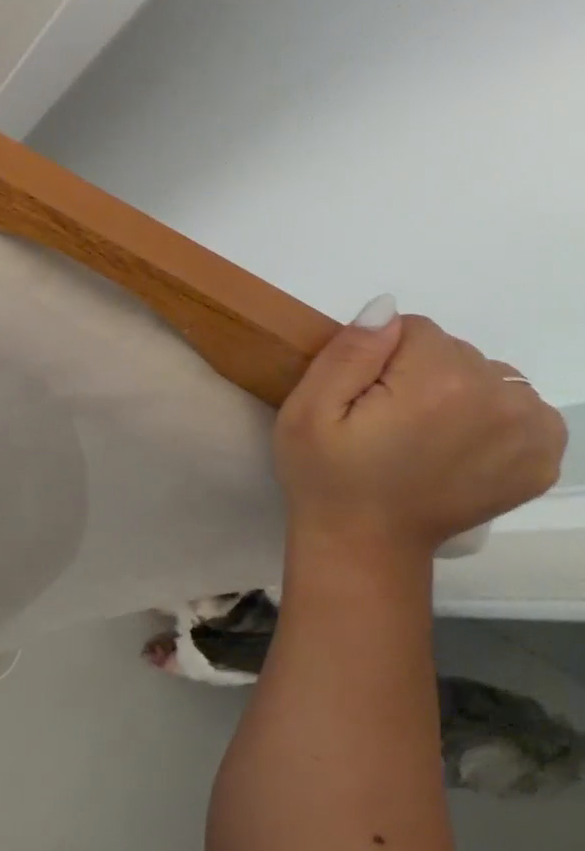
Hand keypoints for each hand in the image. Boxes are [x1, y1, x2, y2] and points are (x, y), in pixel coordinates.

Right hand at [275, 296, 567, 555]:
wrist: (365, 541)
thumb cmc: (323, 475)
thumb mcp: (306, 412)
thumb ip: (348, 355)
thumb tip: (387, 310)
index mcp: (437, 383)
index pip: (414, 328)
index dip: (376, 356)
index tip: (358, 396)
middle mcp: (499, 397)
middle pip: (456, 352)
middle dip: (418, 373)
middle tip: (382, 419)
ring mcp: (532, 429)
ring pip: (491, 378)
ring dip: (457, 393)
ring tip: (419, 435)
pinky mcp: (544, 455)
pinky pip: (519, 409)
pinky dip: (489, 420)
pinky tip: (454, 449)